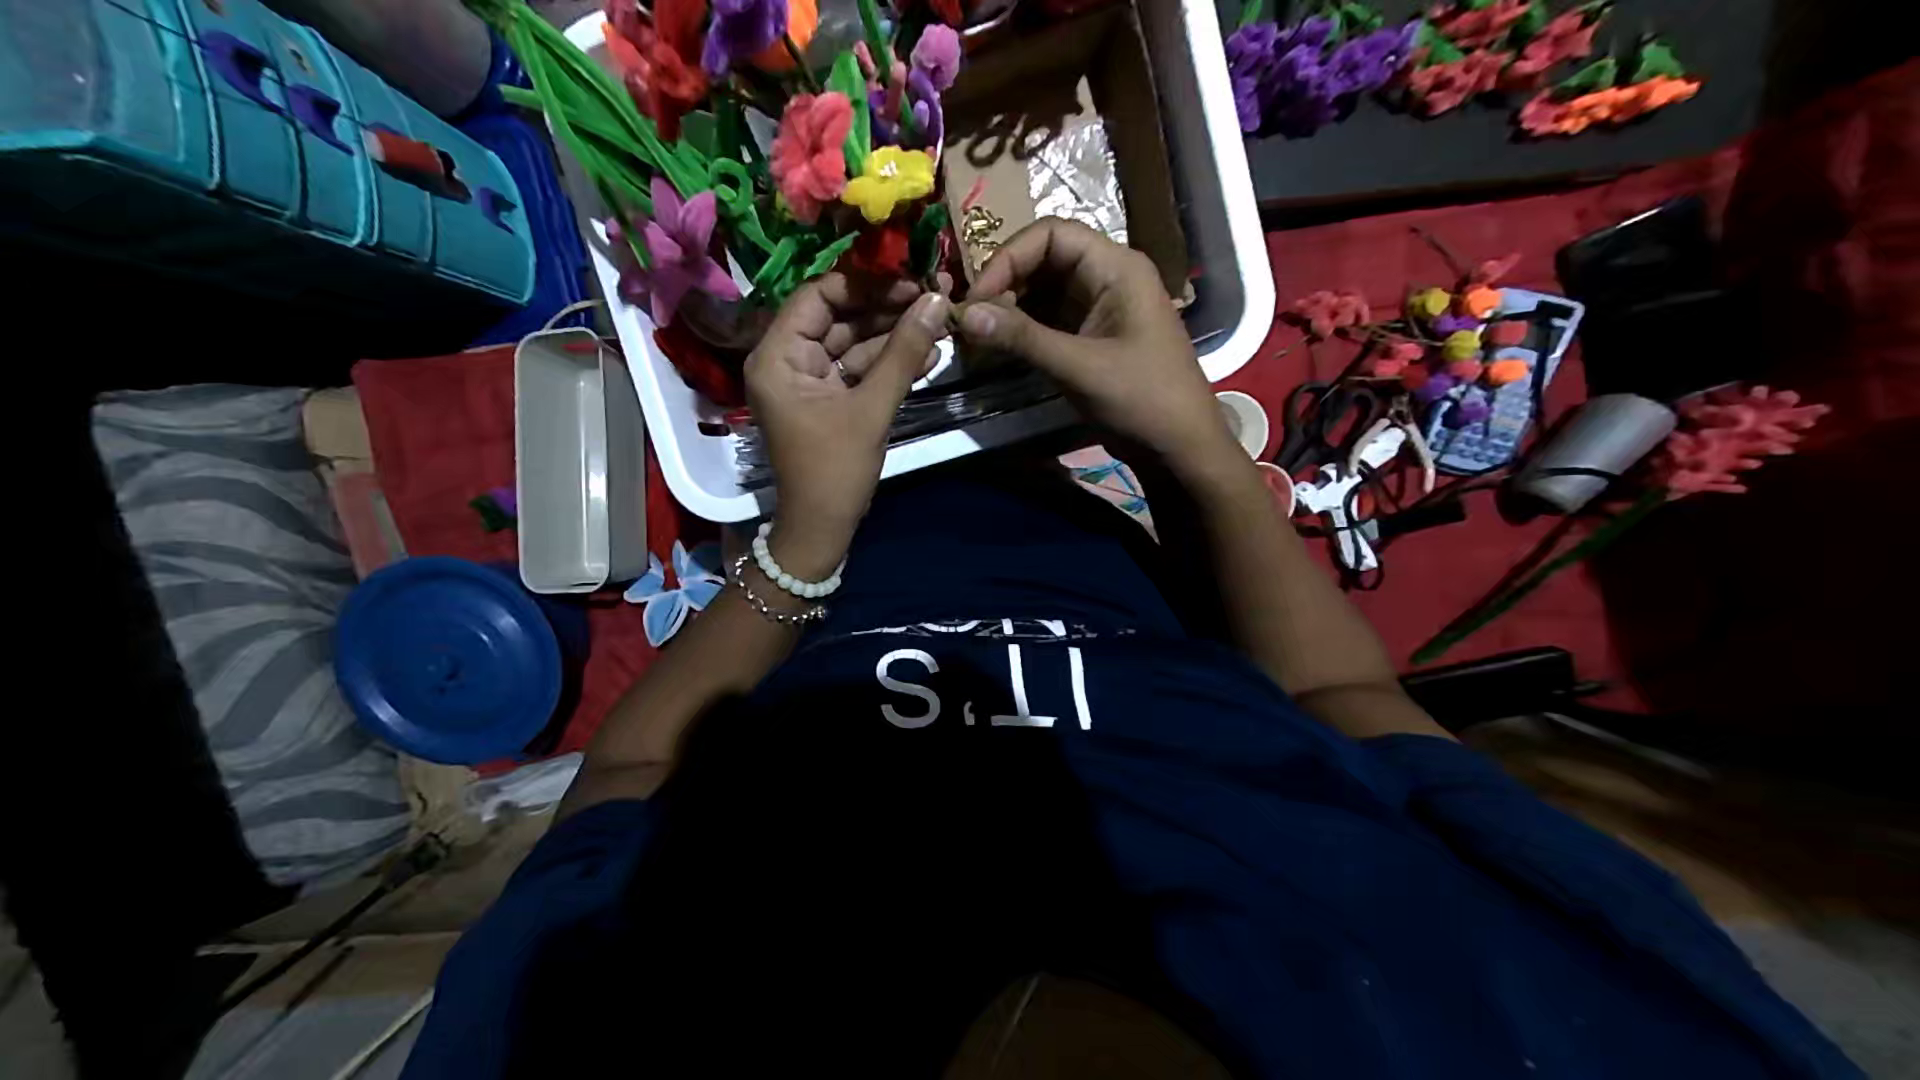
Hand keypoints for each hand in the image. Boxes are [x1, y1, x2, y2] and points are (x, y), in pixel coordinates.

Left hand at [745, 273, 949, 574]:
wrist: (823, 528)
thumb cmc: (835, 470)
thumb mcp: (871, 408)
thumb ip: (903, 353)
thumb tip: (937, 302)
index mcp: (778, 356)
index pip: (818, 296)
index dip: (864, 284)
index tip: (909, 280)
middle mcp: (786, 360)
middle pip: (837, 316)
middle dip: (885, 309)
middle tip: (932, 298)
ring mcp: (807, 379)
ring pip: (852, 342)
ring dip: (893, 336)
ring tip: (939, 325)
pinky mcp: (827, 397)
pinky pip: (857, 368)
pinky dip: (887, 363)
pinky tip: (927, 354)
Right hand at [954, 218, 1238, 476]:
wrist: (1179, 448)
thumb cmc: (1141, 399)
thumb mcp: (1079, 367)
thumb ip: (1022, 338)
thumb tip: (963, 315)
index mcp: (1116, 268)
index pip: (1051, 235)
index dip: (1008, 258)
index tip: (977, 298)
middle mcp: (1107, 278)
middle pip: (1043, 261)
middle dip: (1005, 285)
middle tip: (971, 322)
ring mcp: (1099, 309)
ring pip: (1043, 293)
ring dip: (1010, 310)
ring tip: (978, 337)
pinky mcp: (1091, 338)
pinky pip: (1049, 321)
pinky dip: (1023, 331)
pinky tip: (999, 348)